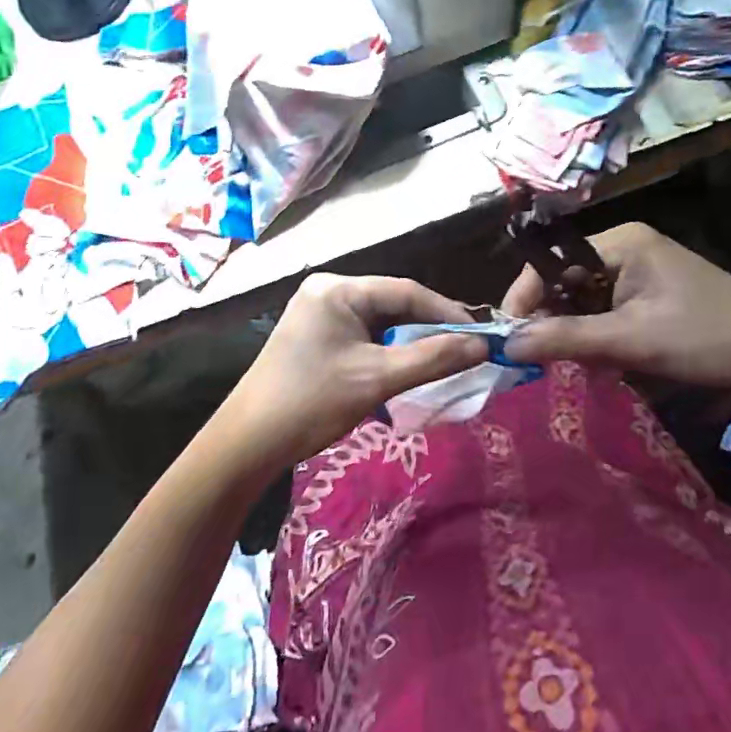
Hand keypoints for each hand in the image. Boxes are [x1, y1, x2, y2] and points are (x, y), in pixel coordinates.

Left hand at [211, 274, 488, 473]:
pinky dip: (388, 351)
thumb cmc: (312, 403)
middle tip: (466, 351)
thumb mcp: (377, 379)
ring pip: (380, 322)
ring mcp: (318, 313)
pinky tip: (407, 368)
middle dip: (430, 328)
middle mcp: (327, 291)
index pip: (406, 291)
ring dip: (411, 342)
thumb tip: (481, 345)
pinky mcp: (315, 336)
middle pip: (393, 304)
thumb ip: (433, 358)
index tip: (480, 337)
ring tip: (444, 362)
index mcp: (338, 289)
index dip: (447, 313)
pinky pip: (363, 336)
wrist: (249, 442)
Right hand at [501, 223, 730, 425]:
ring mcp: (638, 280)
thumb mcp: (633, 339)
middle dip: (552, 325)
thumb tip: (507, 345)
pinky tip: (607, 368)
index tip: (507, 341)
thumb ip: (566, 339)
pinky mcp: (649, 305)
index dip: (524, 300)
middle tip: (543, 364)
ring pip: (581, 308)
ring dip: (576, 340)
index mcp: (621, 244)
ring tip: (583, 368)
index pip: (549, 265)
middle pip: (562, 286)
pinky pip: (604, 321)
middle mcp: (624, 253)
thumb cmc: (709, 338)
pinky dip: (598, 346)